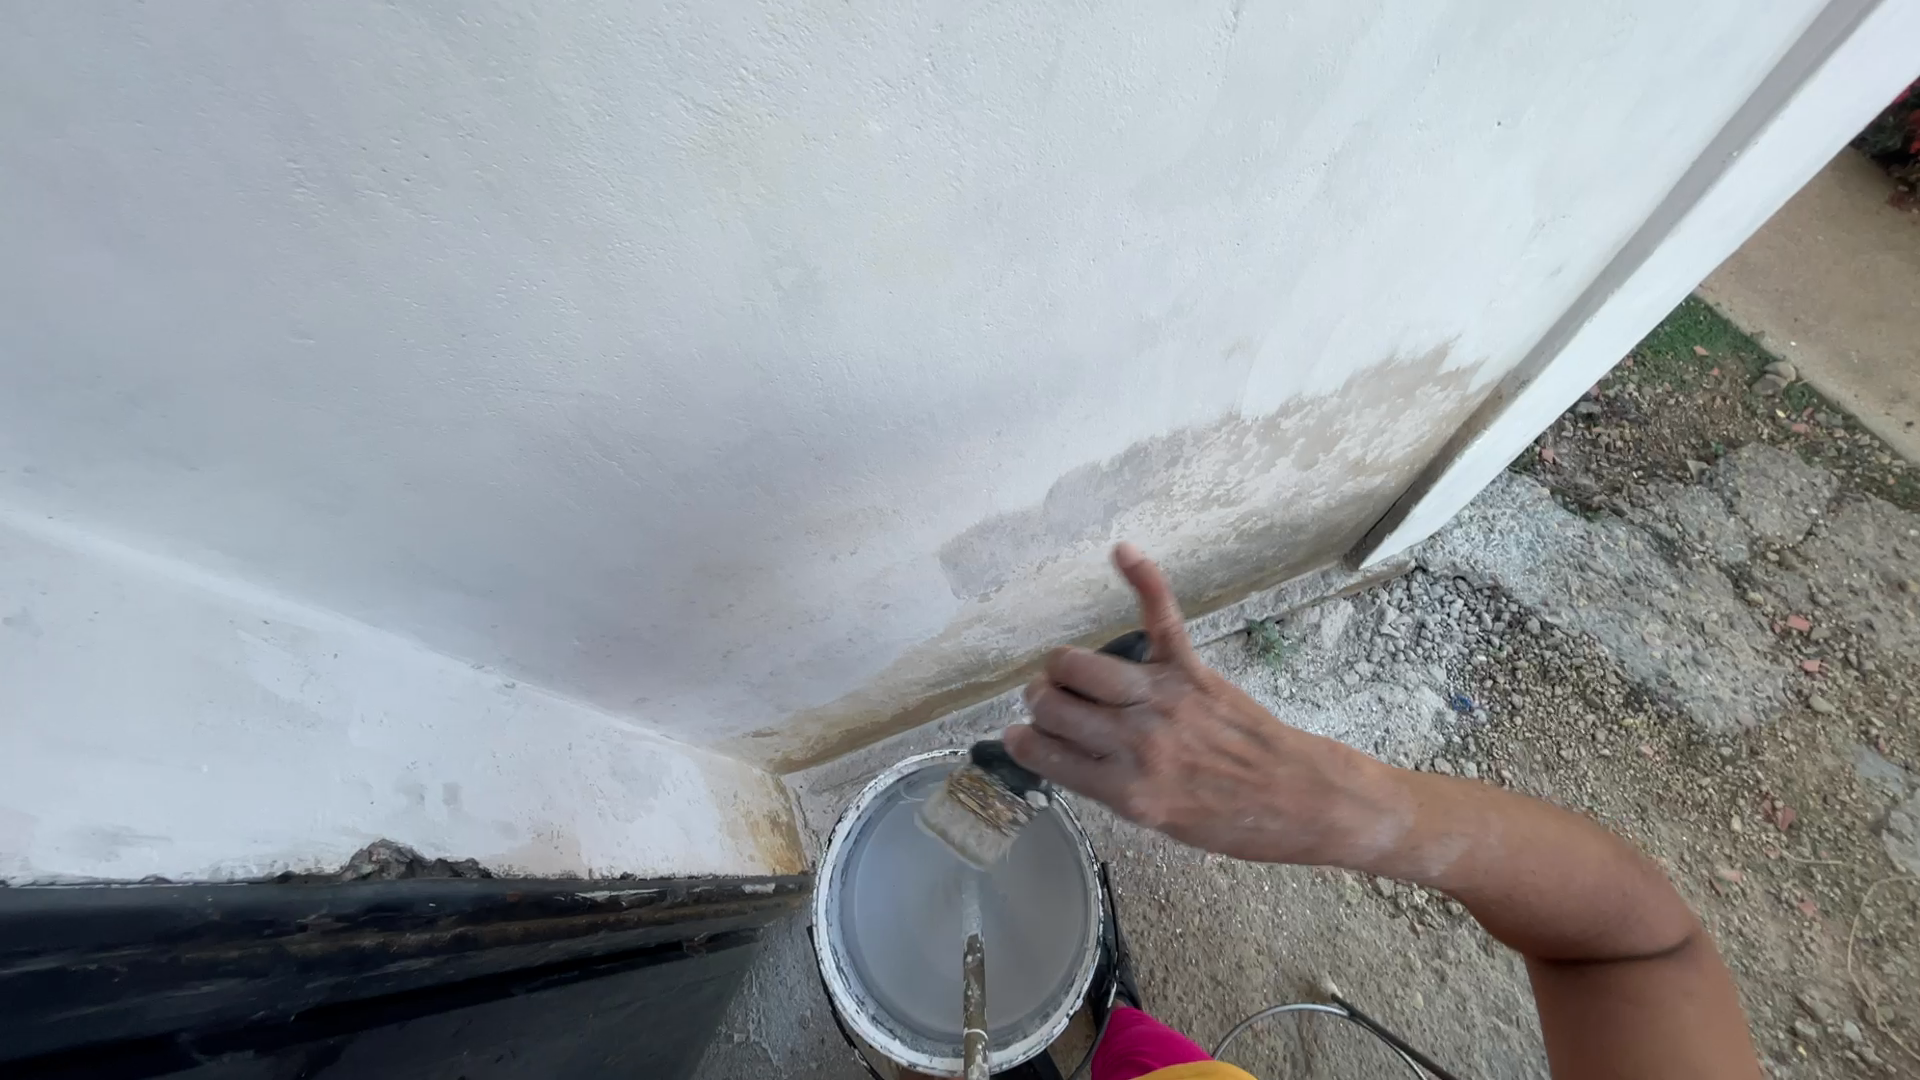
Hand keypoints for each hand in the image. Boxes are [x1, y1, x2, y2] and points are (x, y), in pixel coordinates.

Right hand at [1004, 543, 1393, 865]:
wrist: (1304, 801)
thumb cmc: (1231, 821)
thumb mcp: (1157, 824)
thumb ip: (1107, 785)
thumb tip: (1060, 749)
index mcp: (1126, 790)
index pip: (1043, 752)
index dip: (1023, 740)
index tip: (1022, 735)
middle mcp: (1136, 741)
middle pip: (1050, 702)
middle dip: (1040, 701)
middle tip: (1056, 705)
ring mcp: (1163, 699)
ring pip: (1076, 664)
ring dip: (1061, 668)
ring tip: (1072, 673)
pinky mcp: (1191, 670)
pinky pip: (1161, 618)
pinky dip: (1143, 580)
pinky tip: (1122, 553)